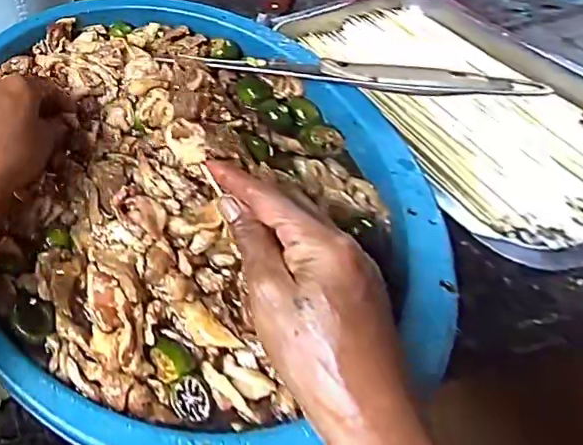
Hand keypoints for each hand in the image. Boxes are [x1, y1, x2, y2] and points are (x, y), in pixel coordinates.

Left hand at [0, 73, 66, 216]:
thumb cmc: (19, 152)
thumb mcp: (48, 140)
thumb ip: (58, 126)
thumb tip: (61, 122)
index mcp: (23, 84)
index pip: (51, 89)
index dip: (65, 103)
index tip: (73, 115)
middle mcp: (2, 85)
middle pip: (29, 93)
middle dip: (44, 108)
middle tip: (57, 124)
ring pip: (12, 104)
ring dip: (26, 116)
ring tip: (38, 134)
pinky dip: (11, 123)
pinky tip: (17, 139)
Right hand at [208, 162, 430, 444]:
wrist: (371, 420)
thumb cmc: (314, 361)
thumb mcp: (268, 296)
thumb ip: (252, 244)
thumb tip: (235, 206)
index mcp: (325, 243)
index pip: (271, 198)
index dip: (237, 180)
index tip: (212, 164)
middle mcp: (348, 247)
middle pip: (294, 205)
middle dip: (257, 192)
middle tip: (224, 181)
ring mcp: (360, 269)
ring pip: (309, 225)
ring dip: (275, 214)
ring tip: (244, 207)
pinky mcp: (364, 291)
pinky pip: (322, 247)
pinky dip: (294, 237)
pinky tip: (278, 245)